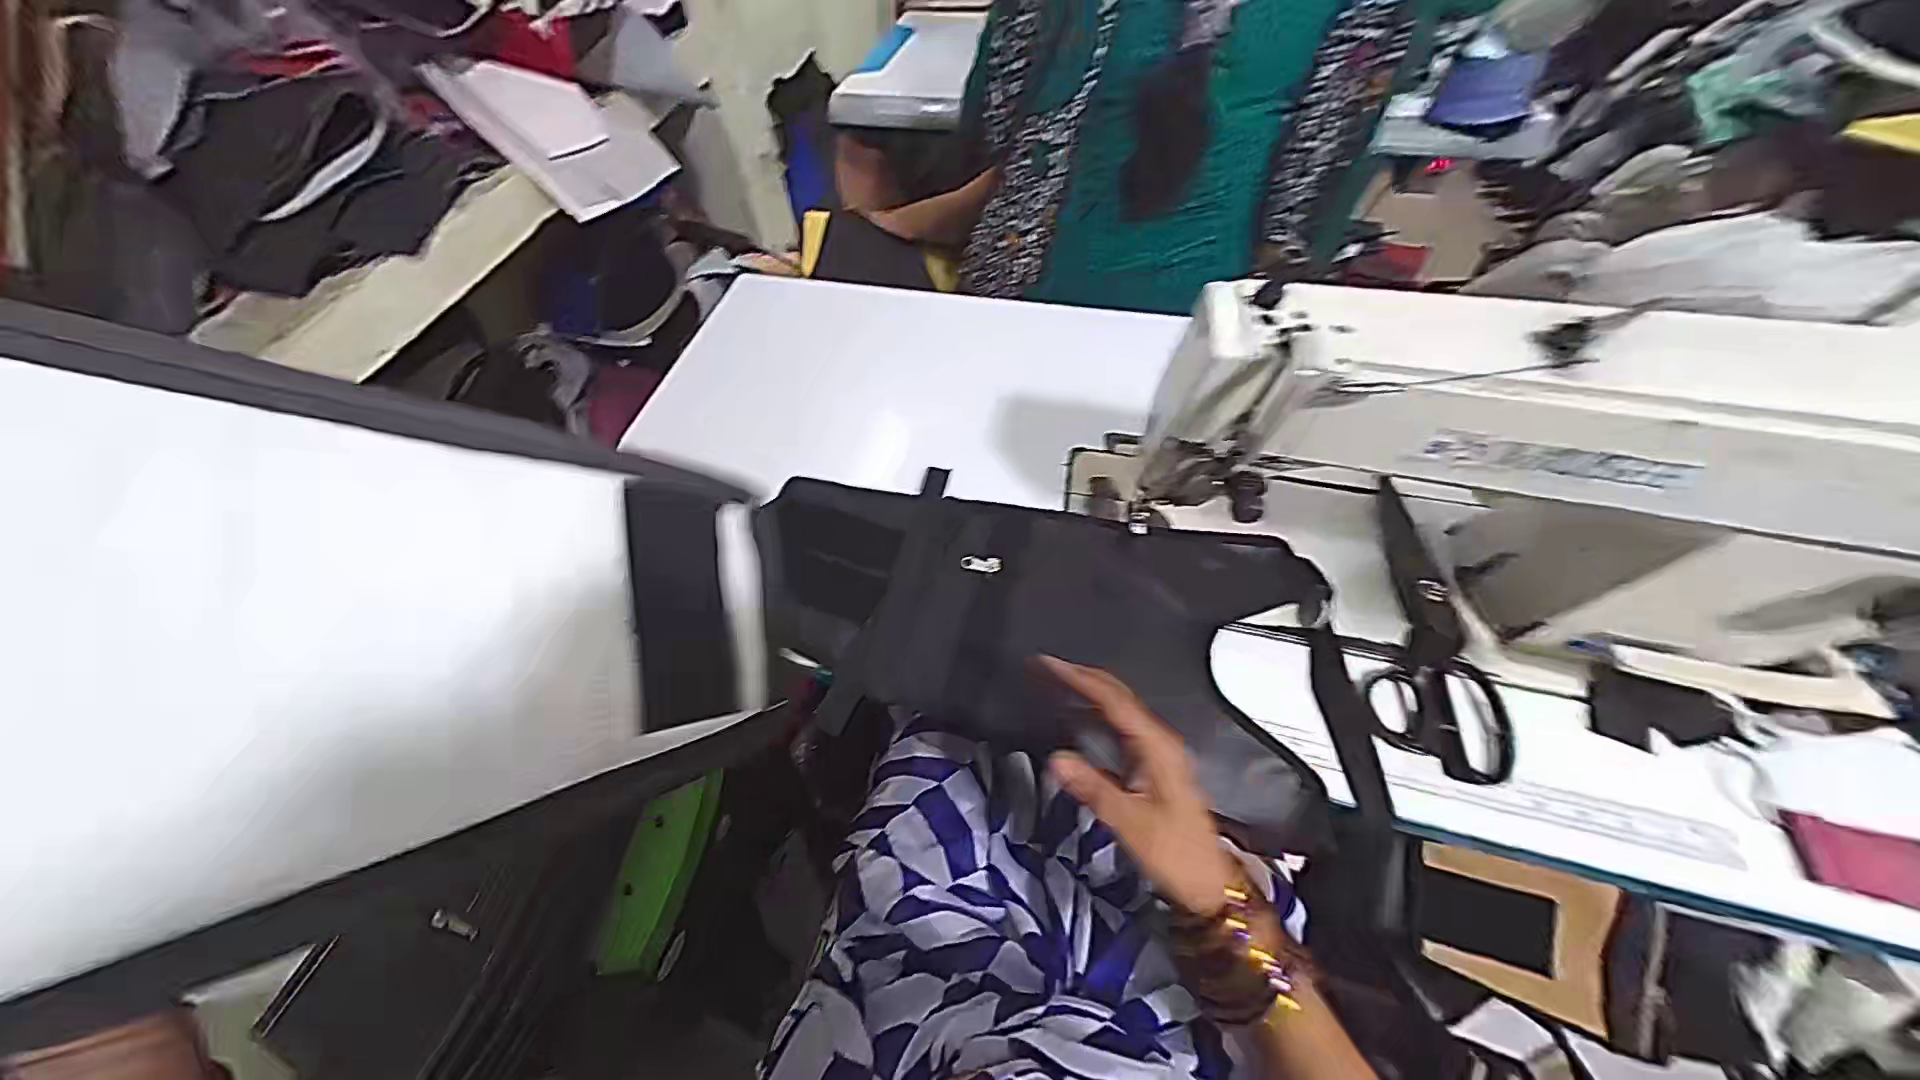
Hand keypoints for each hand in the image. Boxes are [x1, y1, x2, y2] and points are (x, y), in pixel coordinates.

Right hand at [1041, 657, 1238, 916]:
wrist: (1210, 885)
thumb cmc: (1178, 855)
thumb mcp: (1131, 823)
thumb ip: (1094, 789)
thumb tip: (1058, 759)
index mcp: (1158, 748)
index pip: (1114, 699)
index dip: (1080, 678)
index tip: (1052, 666)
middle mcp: (1160, 743)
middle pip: (1118, 695)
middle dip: (1083, 677)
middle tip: (1048, 668)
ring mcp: (1158, 752)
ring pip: (1120, 708)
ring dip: (1089, 692)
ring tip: (1058, 684)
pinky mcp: (1152, 764)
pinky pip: (1120, 726)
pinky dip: (1096, 713)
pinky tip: (1079, 719)